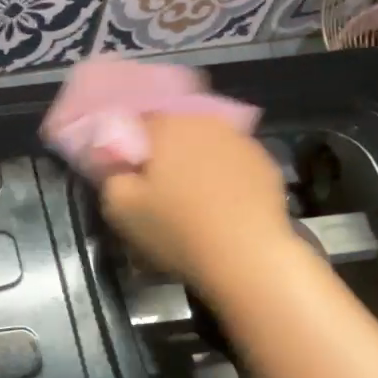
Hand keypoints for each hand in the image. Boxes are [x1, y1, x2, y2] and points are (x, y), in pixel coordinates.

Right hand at [99, 110, 294, 298]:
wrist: (246, 255)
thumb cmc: (176, 229)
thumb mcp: (119, 208)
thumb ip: (111, 176)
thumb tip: (118, 166)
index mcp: (168, 125)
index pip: (137, 124)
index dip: (127, 149)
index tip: (126, 176)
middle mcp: (207, 122)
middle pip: (174, 134)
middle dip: (163, 156)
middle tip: (155, 192)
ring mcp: (242, 142)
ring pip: (205, 148)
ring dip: (194, 167)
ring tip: (189, 203)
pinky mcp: (266, 165)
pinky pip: (231, 165)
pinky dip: (222, 180)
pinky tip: (219, 209)